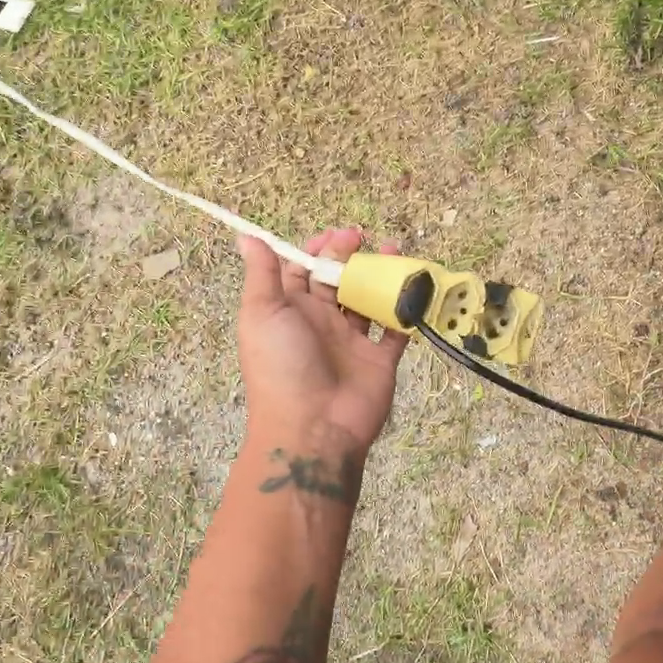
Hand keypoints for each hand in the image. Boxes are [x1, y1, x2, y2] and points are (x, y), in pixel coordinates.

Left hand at [236, 228, 409, 453]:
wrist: (313, 427)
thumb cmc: (281, 366)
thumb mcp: (262, 314)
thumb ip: (262, 275)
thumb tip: (246, 238)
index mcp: (291, 311)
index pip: (303, 271)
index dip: (318, 249)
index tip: (336, 234)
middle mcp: (322, 323)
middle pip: (338, 281)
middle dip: (351, 257)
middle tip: (366, 239)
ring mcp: (353, 342)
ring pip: (369, 300)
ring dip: (382, 277)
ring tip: (396, 253)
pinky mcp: (381, 359)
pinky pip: (397, 329)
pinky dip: (407, 310)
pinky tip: (416, 288)